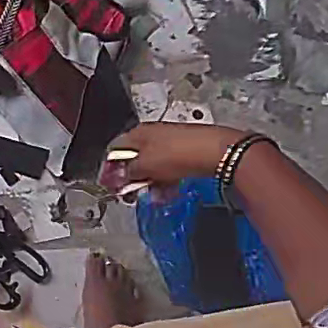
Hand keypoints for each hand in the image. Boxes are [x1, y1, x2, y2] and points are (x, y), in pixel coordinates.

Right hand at [99, 121, 247, 194]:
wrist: (216, 151)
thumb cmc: (177, 153)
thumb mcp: (144, 167)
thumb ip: (126, 173)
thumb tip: (117, 177)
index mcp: (137, 133)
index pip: (115, 150)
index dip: (111, 169)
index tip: (113, 184)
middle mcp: (152, 134)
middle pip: (134, 158)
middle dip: (133, 177)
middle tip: (133, 191)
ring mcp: (170, 141)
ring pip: (153, 164)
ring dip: (151, 181)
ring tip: (155, 195)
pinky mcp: (185, 150)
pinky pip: (169, 167)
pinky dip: (166, 179)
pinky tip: (169, 190)